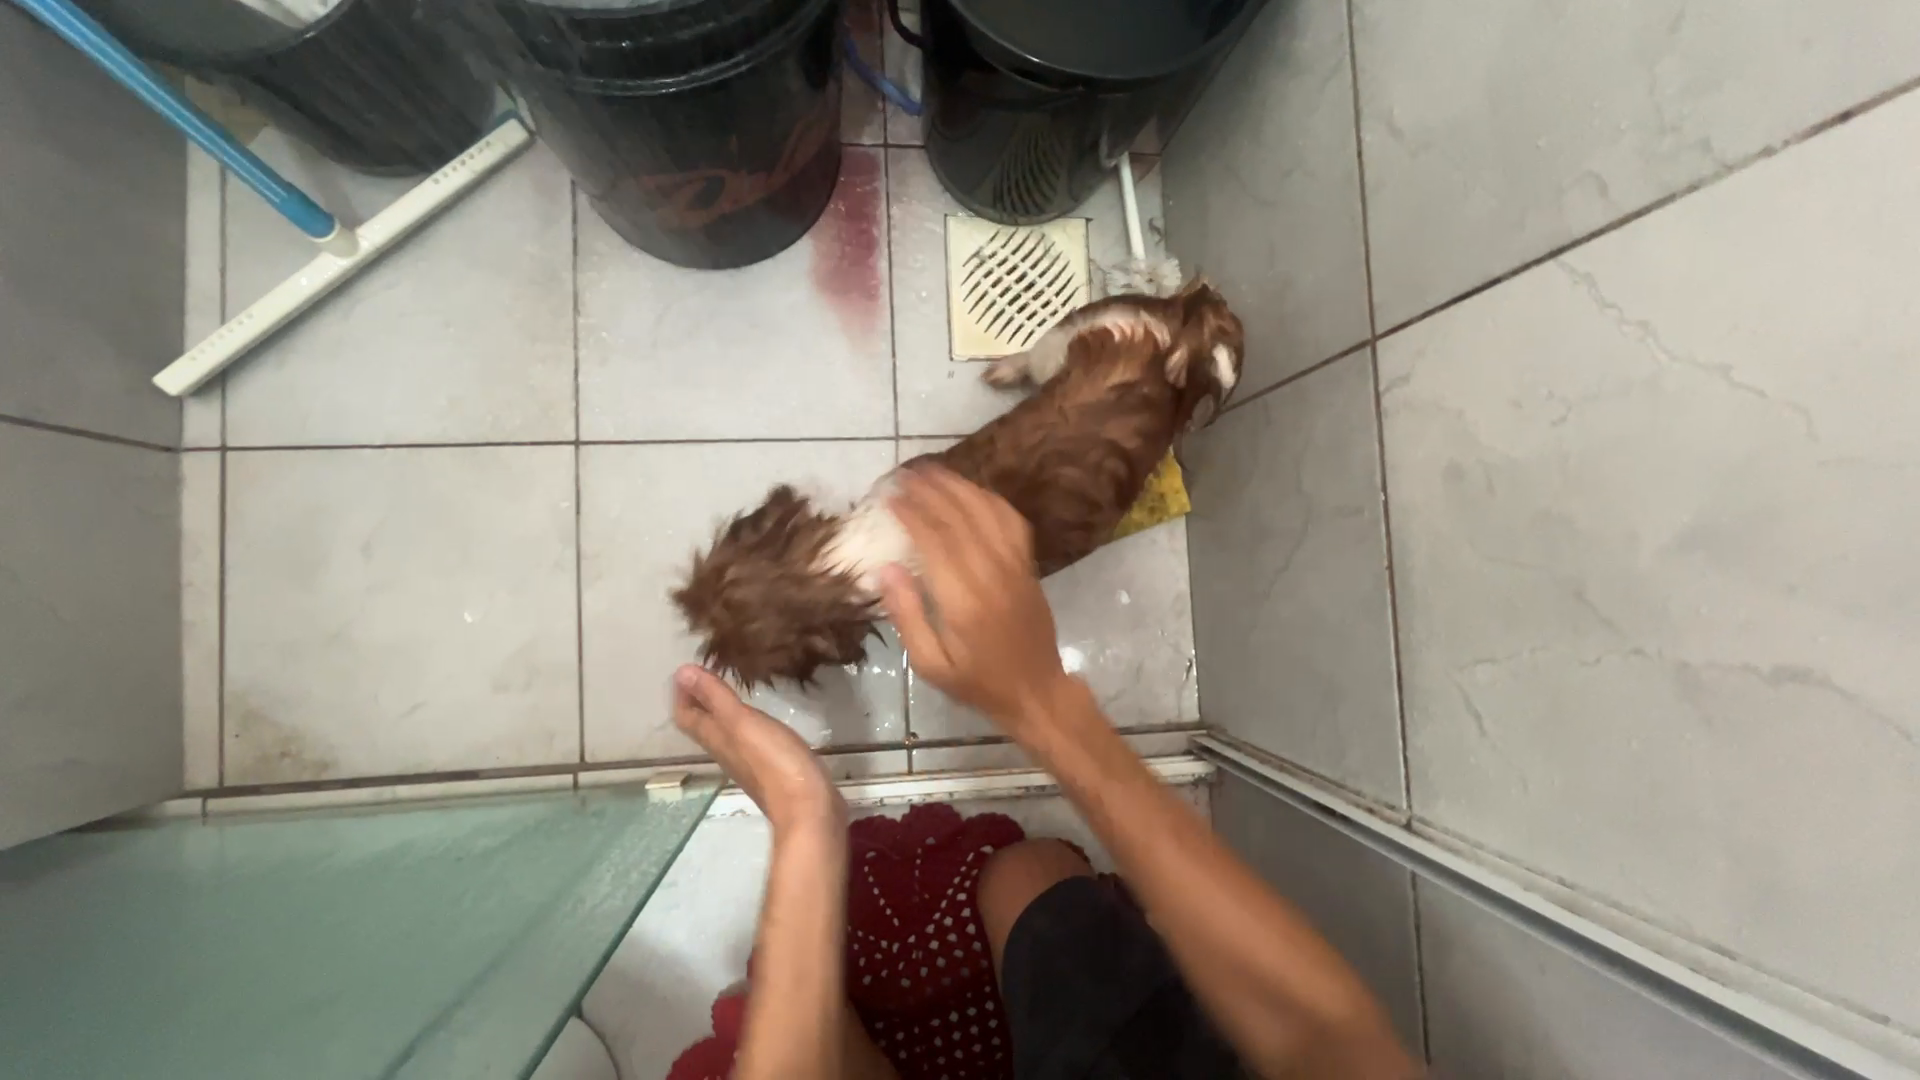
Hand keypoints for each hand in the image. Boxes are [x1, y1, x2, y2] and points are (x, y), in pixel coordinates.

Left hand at [672, 666, 846, 835]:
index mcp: (716, 739)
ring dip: (723, 711)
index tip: (686, 670)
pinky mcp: (773, 768)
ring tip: (734, 687)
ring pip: (727, 733)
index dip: (681, 694)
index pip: (686, 716)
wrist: (807, 805)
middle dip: (701, 700)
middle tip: (709, 672)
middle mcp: (727, 752)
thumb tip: (681, 672)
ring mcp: (750, 762)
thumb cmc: (773, 759)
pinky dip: (748, 723)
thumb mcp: (741, 721)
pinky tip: (762, 716)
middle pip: (704, 726)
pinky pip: (750, 740)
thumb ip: (714, 696)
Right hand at [878, 466, 1072, 733]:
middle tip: (904, 475)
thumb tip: (885, 569)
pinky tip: (971, 491)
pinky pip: (1011, 521)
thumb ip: (907, 615)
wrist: (1036, 690)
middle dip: (930, 491)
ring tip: (932, 472)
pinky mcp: (1028, 565)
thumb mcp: (931, 663)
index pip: (935, 542)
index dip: (912, 513)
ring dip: (958, 487)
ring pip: (987, 512)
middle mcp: (992, 574)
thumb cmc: (977, 682)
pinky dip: (990, 500)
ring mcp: (1015, 566)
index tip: (890, 497)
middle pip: (960, 518)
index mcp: (964, 601)